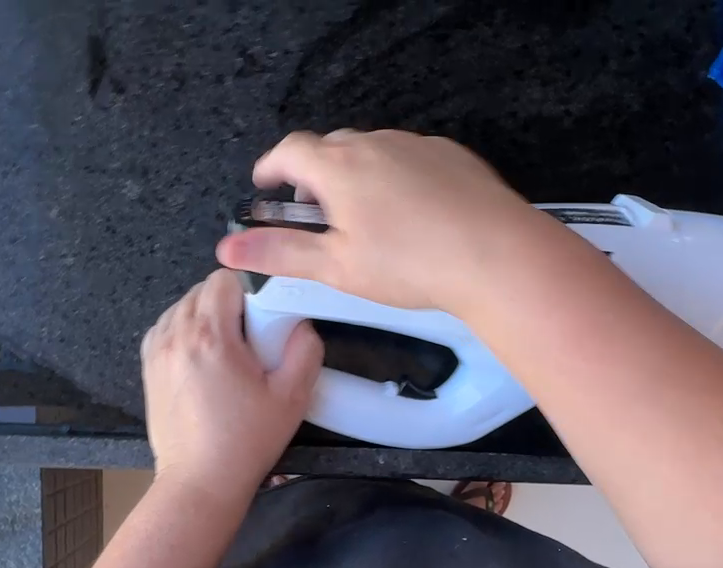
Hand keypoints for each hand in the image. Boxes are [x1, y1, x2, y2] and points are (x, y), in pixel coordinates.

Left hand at [141, 269, 323, 501]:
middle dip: (227, 307)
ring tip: (223, 357)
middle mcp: (176, 335)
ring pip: (180, 308)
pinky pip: (165, 330)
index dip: (248, 295)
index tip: (260, 326)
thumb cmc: (246, 442)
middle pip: (200, 291)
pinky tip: (200, 363)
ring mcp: (157, 353)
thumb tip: (300, 326)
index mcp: (210, 335)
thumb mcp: (292, 397)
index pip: (224, 280)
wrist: (200, 481)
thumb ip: (305, 350)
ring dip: (203, 319)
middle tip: (247, 345)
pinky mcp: (148, 370)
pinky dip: (183, 334)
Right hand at [215, 129, 561, 316]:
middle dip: (312, 176)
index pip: (290, 152)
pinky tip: (405, 216)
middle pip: (330, 150)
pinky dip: (394, 179)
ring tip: (360, 220)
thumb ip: (281, 253)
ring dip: (355, 177)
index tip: (264, 182)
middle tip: (311, 212)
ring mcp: (415, 146)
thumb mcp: (336, 266)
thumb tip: (231, 248)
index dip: (270, 167)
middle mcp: (376, 145)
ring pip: (371, 153)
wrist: (492, 254)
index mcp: (339, 169)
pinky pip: (408, 159)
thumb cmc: (413, 263)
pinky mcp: (449, 156)